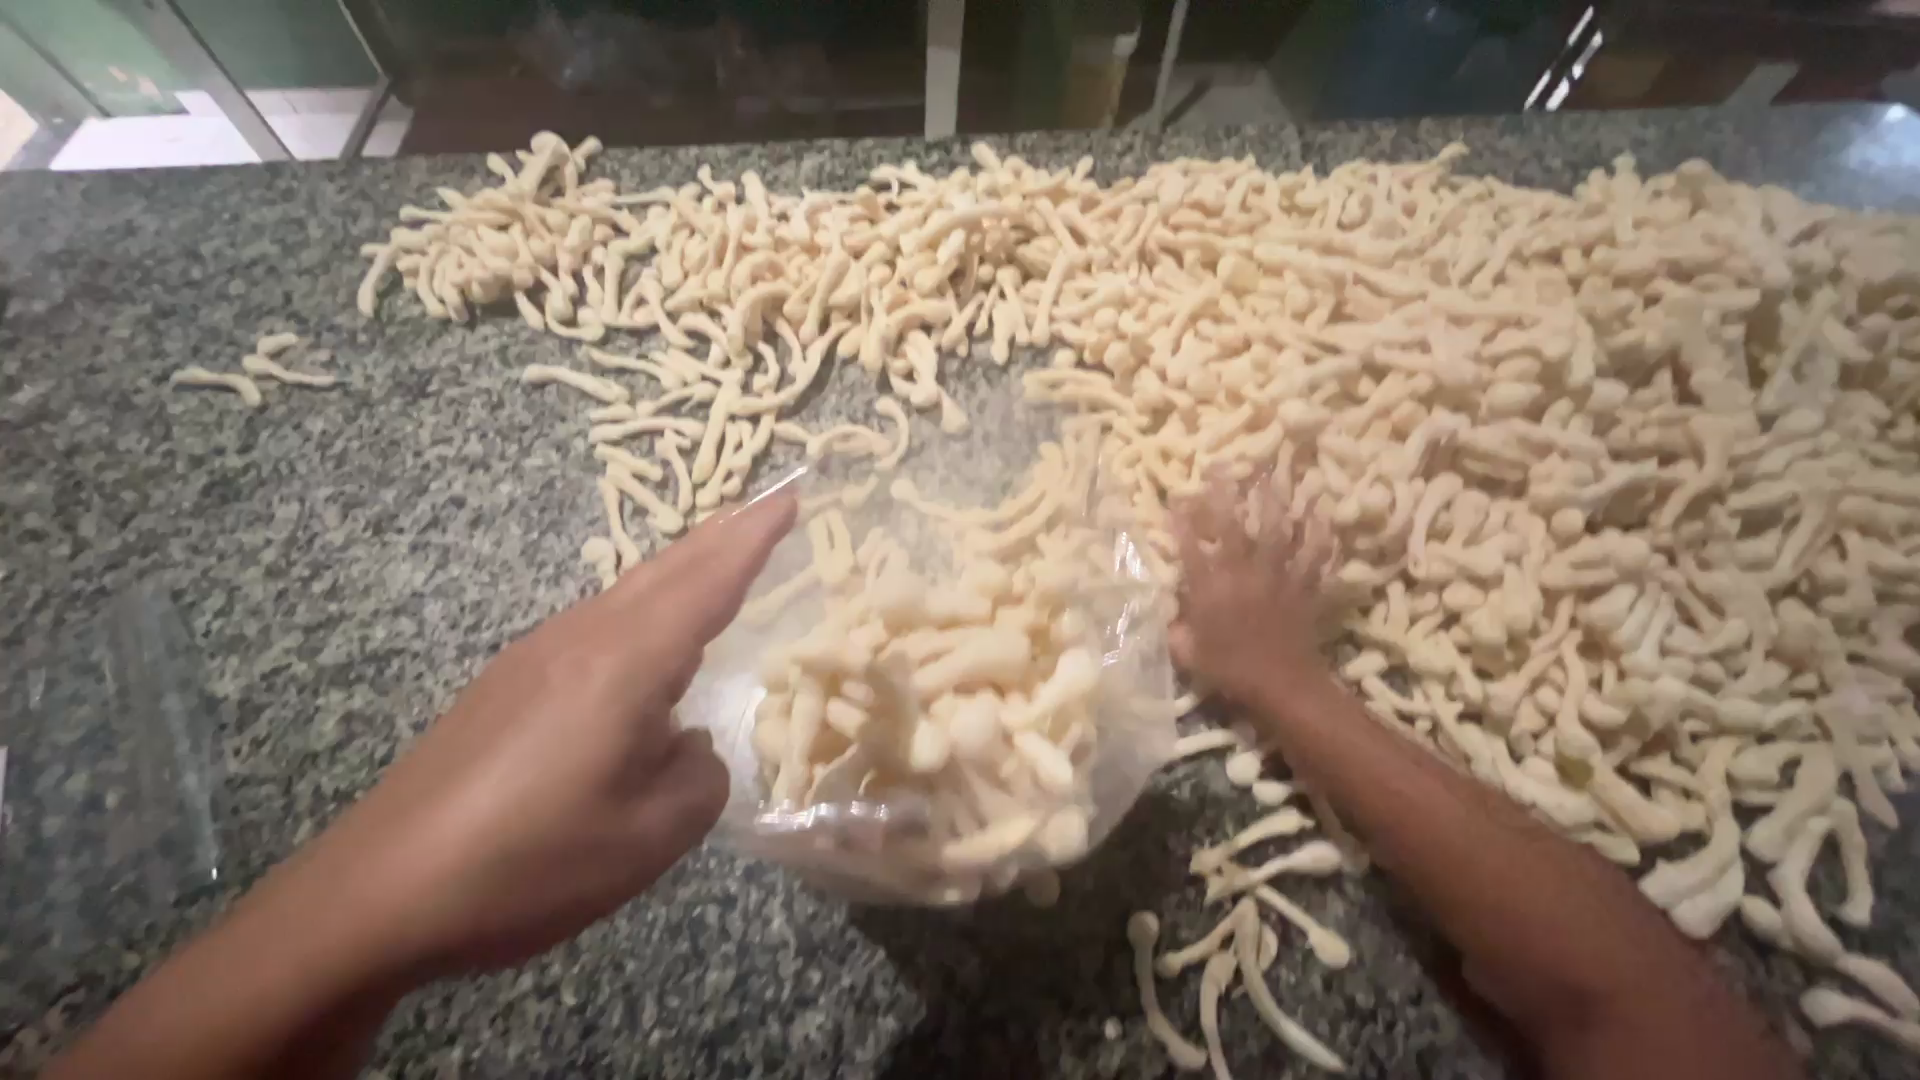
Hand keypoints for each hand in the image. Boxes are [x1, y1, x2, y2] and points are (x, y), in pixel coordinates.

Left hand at [270, 493, 796, 979]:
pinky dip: (647, 605)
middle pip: (667, 568)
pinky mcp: (510, 682)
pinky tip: (649, 638)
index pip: (709, 582)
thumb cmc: (530, 862)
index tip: (794, 496)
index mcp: (626, 663)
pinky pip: (600, 621)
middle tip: (769, 508)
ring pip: (630, 590)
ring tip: (721, 559)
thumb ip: (701, 775)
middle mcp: (582, 639)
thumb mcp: (652, 836)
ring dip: (683, 566)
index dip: (756, 538)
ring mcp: (537, 655)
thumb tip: (688, 743)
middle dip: (724, 533)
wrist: (376, 895)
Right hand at [1170, 471, 1334, 703]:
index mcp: (1209, 591)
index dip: (1181, 522)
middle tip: (1223, 467)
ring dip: (1274, 502)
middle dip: (1225, 496)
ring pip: (1276, 532)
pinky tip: (1322, 514)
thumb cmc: (1229, 671)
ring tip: (1274, 475)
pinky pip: (1313, 556)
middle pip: (1233, 528)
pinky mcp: (1303, 588)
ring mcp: (1276, 578)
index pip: (1190, 548)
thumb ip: (1174, 630)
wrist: (1282, 686)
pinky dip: (1319, 535)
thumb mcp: (1187, 655)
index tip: (1176, 499)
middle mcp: (1241, 576)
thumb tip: (1165, 614)